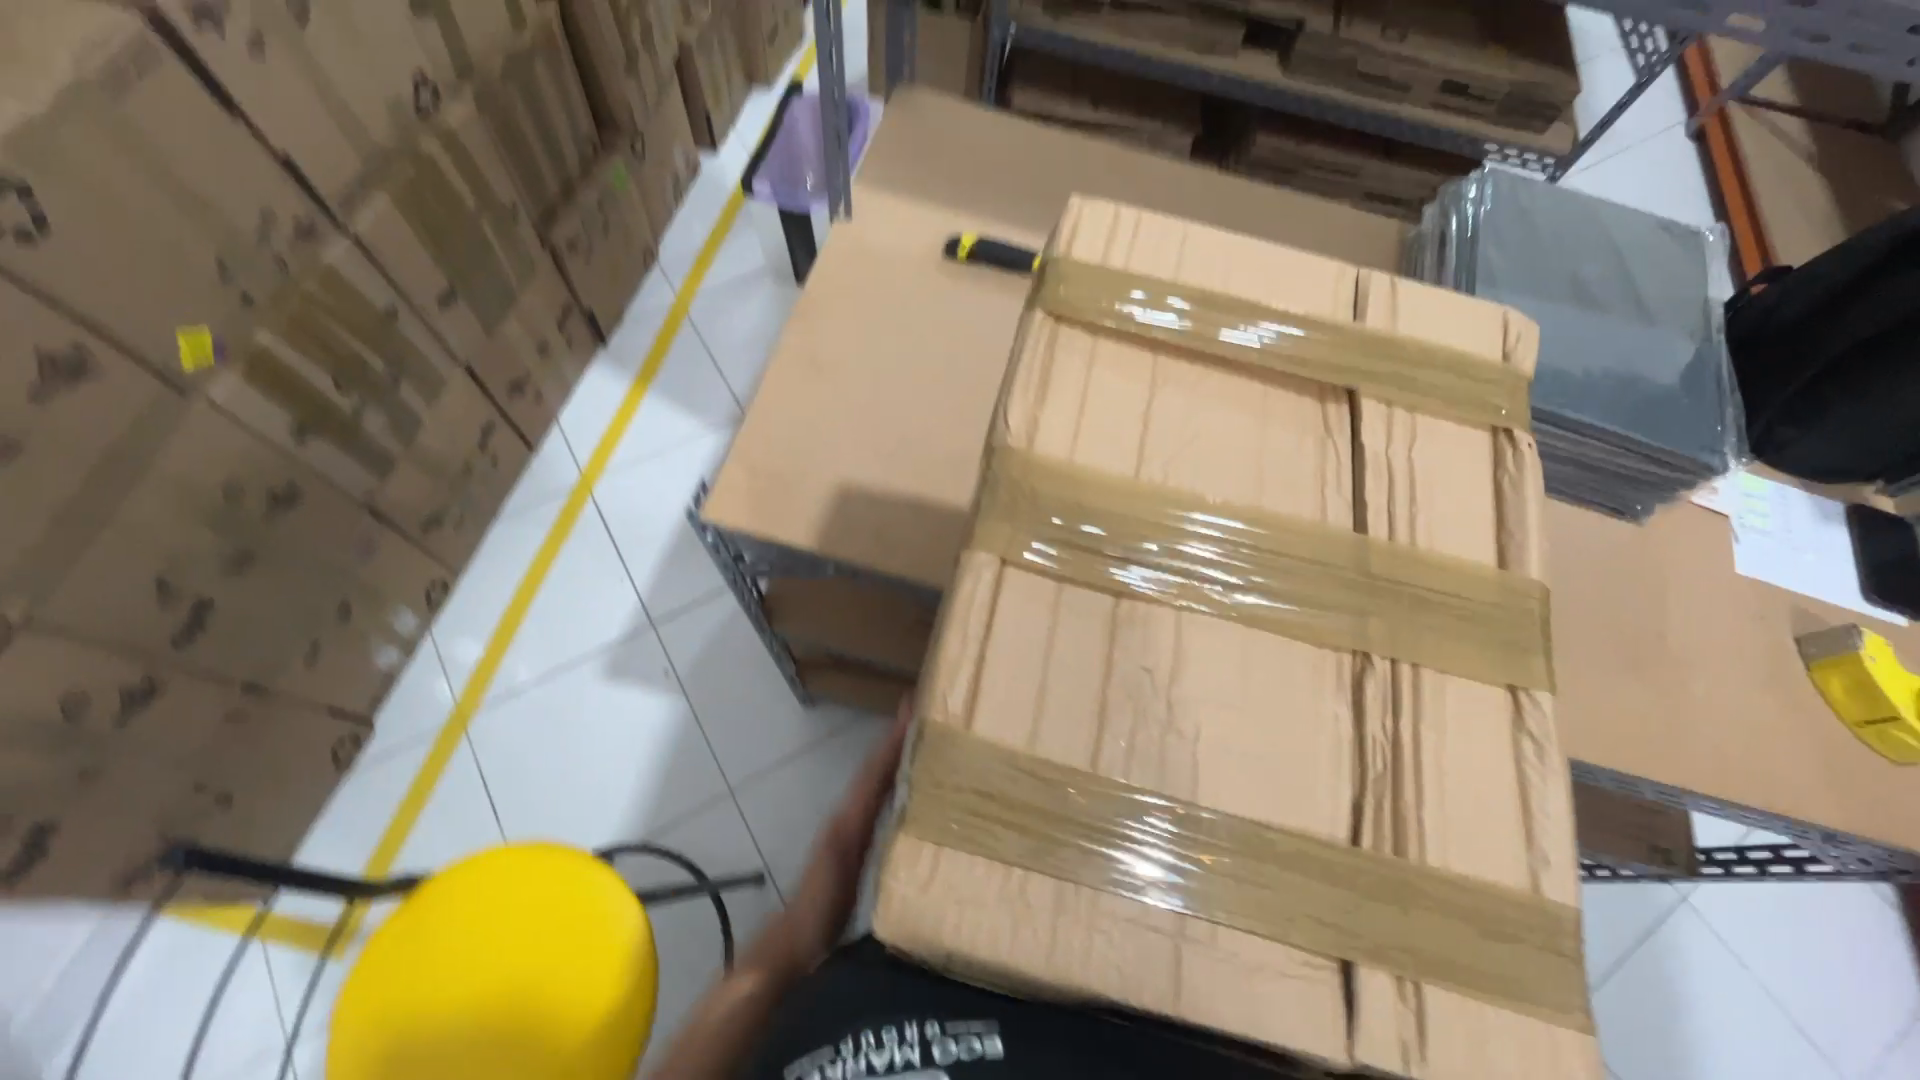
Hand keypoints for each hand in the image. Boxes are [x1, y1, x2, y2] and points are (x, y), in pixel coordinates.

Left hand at [749, 698, 910, 976]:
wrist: (799, 940)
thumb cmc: (818, 909)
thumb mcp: (834, 873)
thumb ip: (847, 838)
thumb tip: (867, 803)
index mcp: (850, 817)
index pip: (876, 769)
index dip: (893, 739)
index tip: (913, 706)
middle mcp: (854, 814)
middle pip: (880, 767)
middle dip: (900, 738)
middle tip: (929, 711)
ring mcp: (857, 827)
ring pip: (883, 782)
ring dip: (902, 757)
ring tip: (931, 737)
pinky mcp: (863, 843)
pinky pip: (885, 803)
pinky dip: (900, 784)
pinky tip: (919, 785)